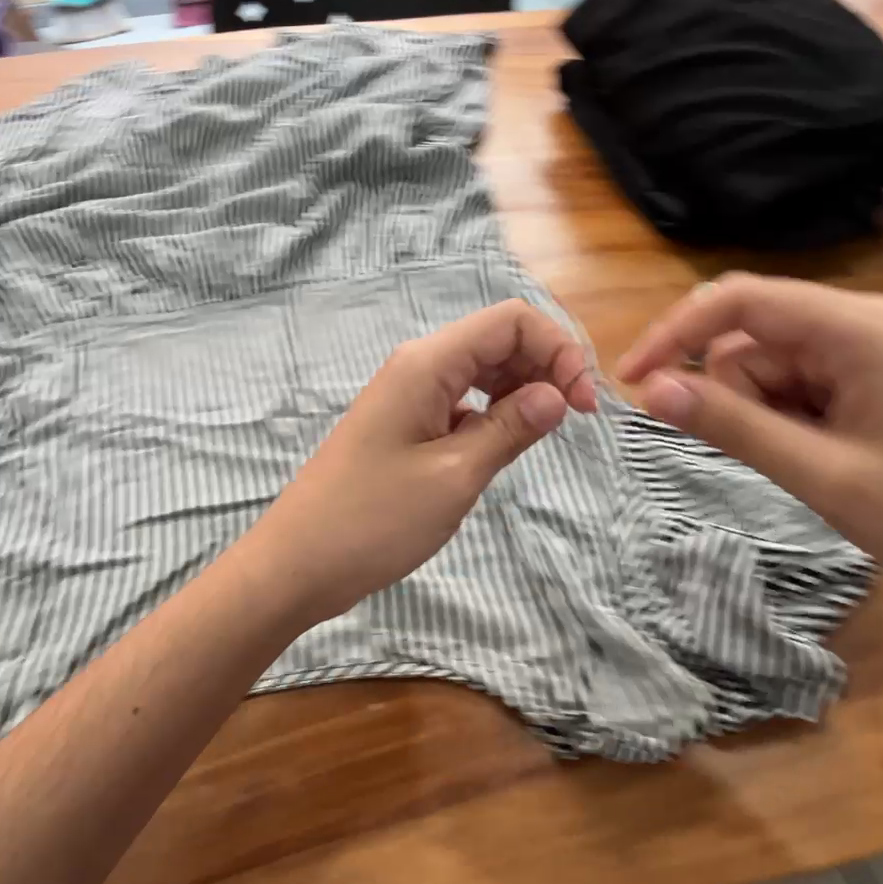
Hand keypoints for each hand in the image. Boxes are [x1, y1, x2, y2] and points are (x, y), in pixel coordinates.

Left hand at [243, 300, 598, 624]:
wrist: (298, 562)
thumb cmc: (373, 520)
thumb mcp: (453, 477)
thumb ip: (510, 429)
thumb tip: (557, 394)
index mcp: (428, 364)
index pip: (511, 320)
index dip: (559, 349)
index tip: (584, 405)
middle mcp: (418, 367)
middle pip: (498, 340)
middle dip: (545, 367)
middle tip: (575, 421)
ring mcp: (409, 396)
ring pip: (481, 371)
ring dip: (521, 390)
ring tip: (542, 434)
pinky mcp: (404, 425)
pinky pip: (461, 402)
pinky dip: (492, 414)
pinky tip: (501, 447)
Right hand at [614, 274, 882, 623]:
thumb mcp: (823, 476)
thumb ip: (732, 426)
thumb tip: (650, 390)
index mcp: (864, 329)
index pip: (740, 301)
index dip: (674, 333)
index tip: (631, 380)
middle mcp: (874, 320)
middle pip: (757, 334)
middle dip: (735, 390)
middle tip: (766, 456)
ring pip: (778, 360)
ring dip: (766, 409)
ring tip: (810, 465)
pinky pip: (809, 378)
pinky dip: (793, 414)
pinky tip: (824, 456)